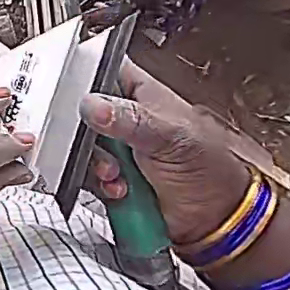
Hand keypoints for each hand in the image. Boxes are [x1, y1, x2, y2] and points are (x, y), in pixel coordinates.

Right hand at [78, 61, 252, 245]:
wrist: (216, 219)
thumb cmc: (211, 169)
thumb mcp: (172, 136)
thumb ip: (131, 119)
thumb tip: (94, 106)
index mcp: (137, 91)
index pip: (98, 70)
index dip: (80, 79)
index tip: (73, 99)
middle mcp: (120, 115)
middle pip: (78, 111)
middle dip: (84, 133)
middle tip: (101, 144)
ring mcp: (111, 145)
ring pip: (76, 145)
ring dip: (93, 163)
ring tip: (115, 172)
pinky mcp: (104, 171)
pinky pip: (81, 172)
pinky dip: (96, 182)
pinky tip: (118, 186)